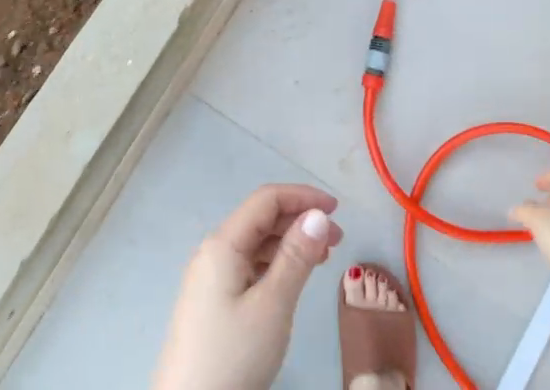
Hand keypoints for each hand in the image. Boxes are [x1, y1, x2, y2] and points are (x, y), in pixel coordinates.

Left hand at [152, 184, 344, 389]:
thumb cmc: (234, 353)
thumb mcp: (273, 305)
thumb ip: (296, 256)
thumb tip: (317, 214)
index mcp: (223, 244)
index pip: (265, 200)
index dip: (303, 197)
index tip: (338, 209)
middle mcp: (213, 252)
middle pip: (260, 219)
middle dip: (300, 220)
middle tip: (338, 239)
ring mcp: (211, 277)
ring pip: (256, 244)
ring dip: (290, 243)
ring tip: (323, 259)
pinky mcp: (213, 301)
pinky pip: (249, 266)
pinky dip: (276, 264)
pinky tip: (294, 279)